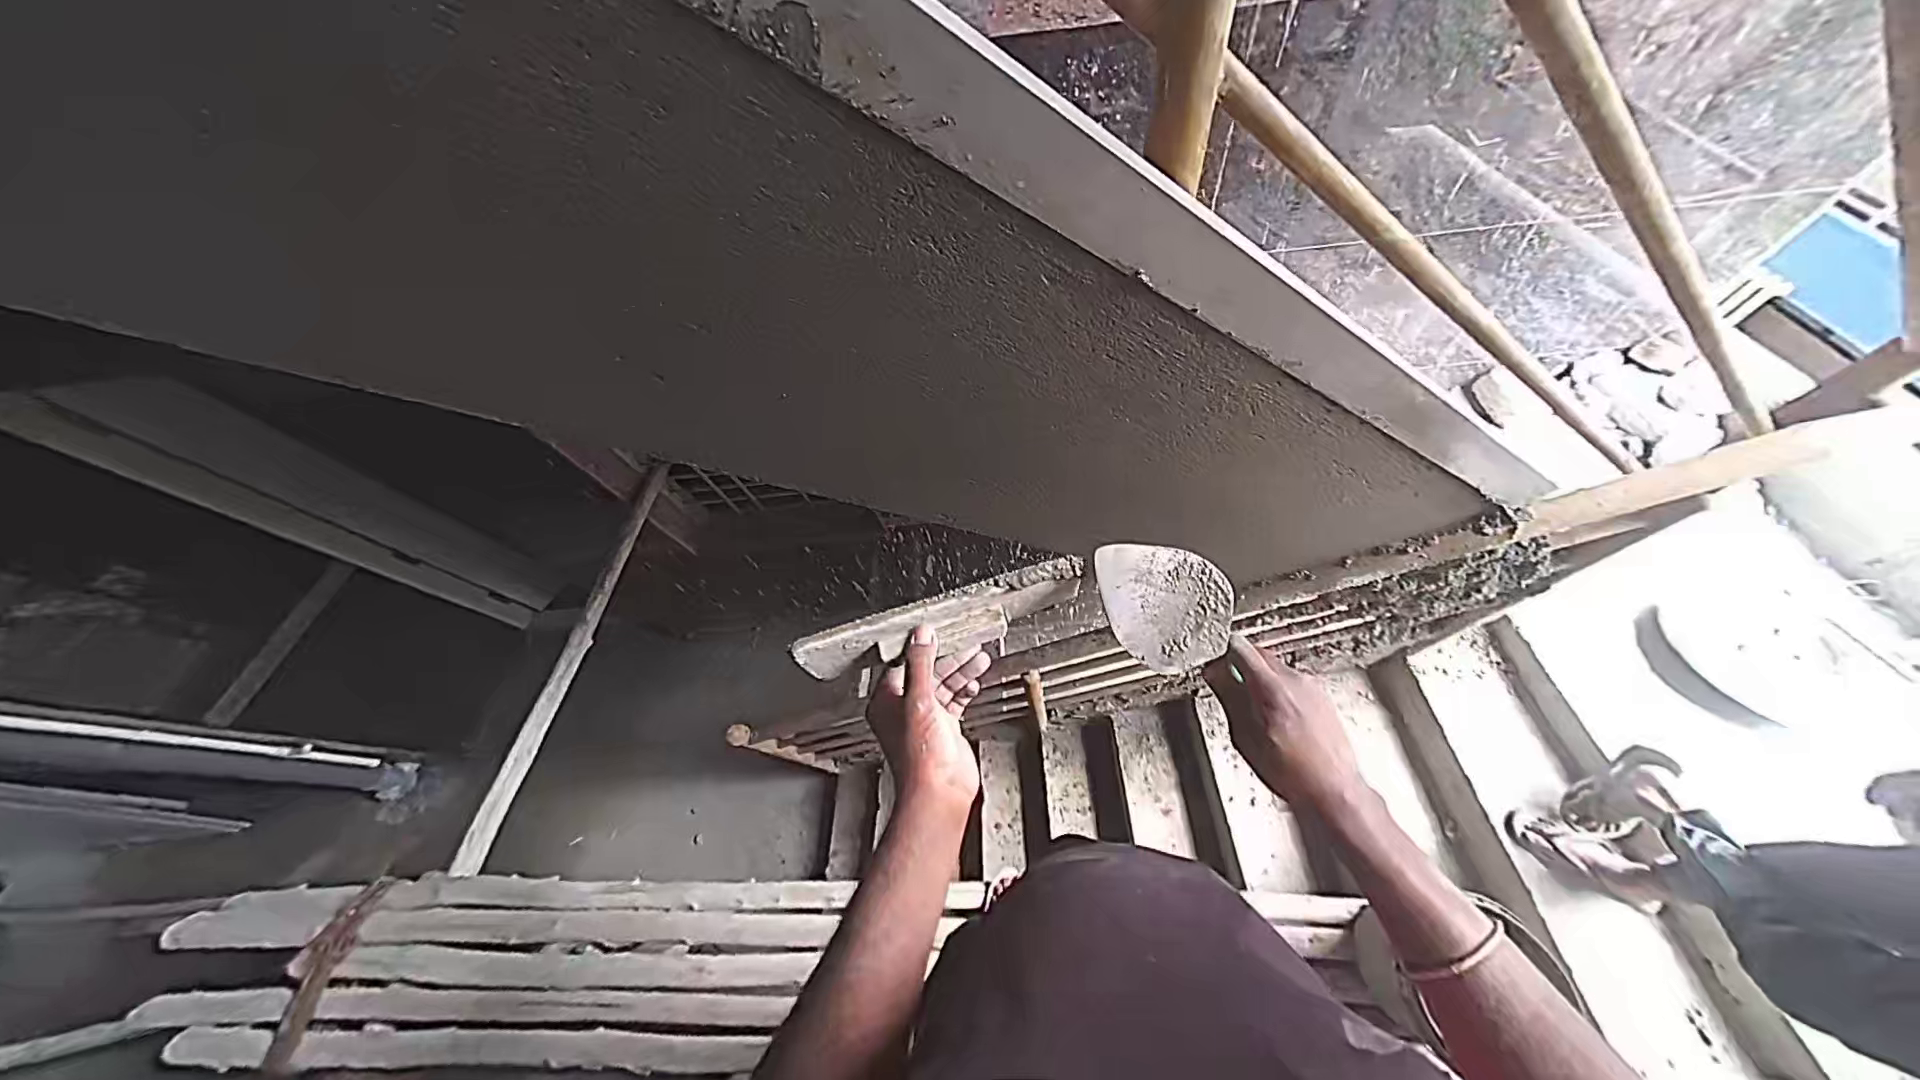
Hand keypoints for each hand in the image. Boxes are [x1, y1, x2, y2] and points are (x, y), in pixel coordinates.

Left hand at [866, 625, 991, 817]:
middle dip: (949, 658)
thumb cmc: (921, 756)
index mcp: (887, 700)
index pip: (904, 663)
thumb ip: (921, 663)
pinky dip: (965, 689)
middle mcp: (903, 708)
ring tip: (979, 658)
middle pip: (927, 672)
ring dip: (961, 672)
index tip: (937, 632)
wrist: (940, 791)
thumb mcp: (920, 698)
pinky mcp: (943, 728)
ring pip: (944, 685)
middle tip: (968, 644)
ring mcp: (924, 718)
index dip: (921, 647)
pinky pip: (954, 700)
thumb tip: (921, 635)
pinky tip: (974, 682)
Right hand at [1202, 635, 1363, 808]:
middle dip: (1241, 665)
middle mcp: (1296, 681)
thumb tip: (1215, 673)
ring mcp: (1312, 687)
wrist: (1333, 790)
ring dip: (1260, 680)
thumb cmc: (1293, 773)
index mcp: (1272, 688)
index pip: (1240, 648)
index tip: (1215, 669)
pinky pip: (1292, 682)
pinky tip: (1277, 719)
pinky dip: (1279, 691)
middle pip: (1259, 654)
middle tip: (1229, 687)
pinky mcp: (1322, 697)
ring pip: (1276, 668)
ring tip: (1255, 711)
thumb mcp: (1244, 736)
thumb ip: (1228, 697)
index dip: (1222, 656)